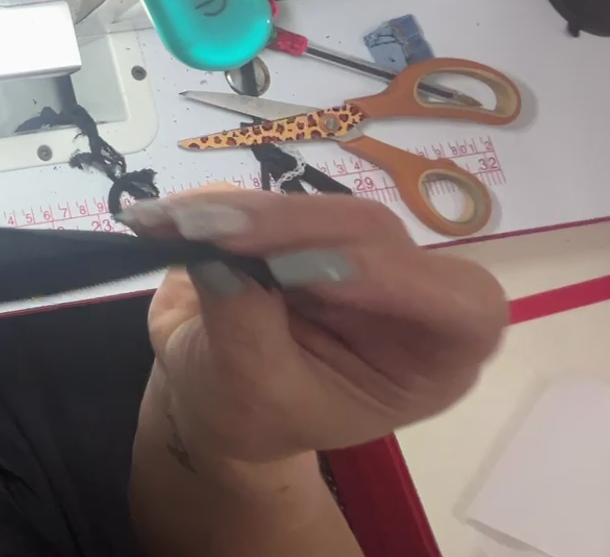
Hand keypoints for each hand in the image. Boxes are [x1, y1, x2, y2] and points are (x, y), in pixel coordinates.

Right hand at [122, 186, 506, 462]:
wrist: (204, 390)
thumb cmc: (249, 414)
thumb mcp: (253, 390)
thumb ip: (246, 327)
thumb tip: (217, 259)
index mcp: (425, 353)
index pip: (454, 303)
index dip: (387, 276)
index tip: (295, 272)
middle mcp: (395, 291)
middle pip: (367, 232)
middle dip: (283, 227)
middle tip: (204, 231)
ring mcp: (333, 248)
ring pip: (303, 204)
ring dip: (229, 210)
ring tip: (162, 224)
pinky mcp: (276, 223)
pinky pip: (246, 196)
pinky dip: (196, 203)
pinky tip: (154, 219)